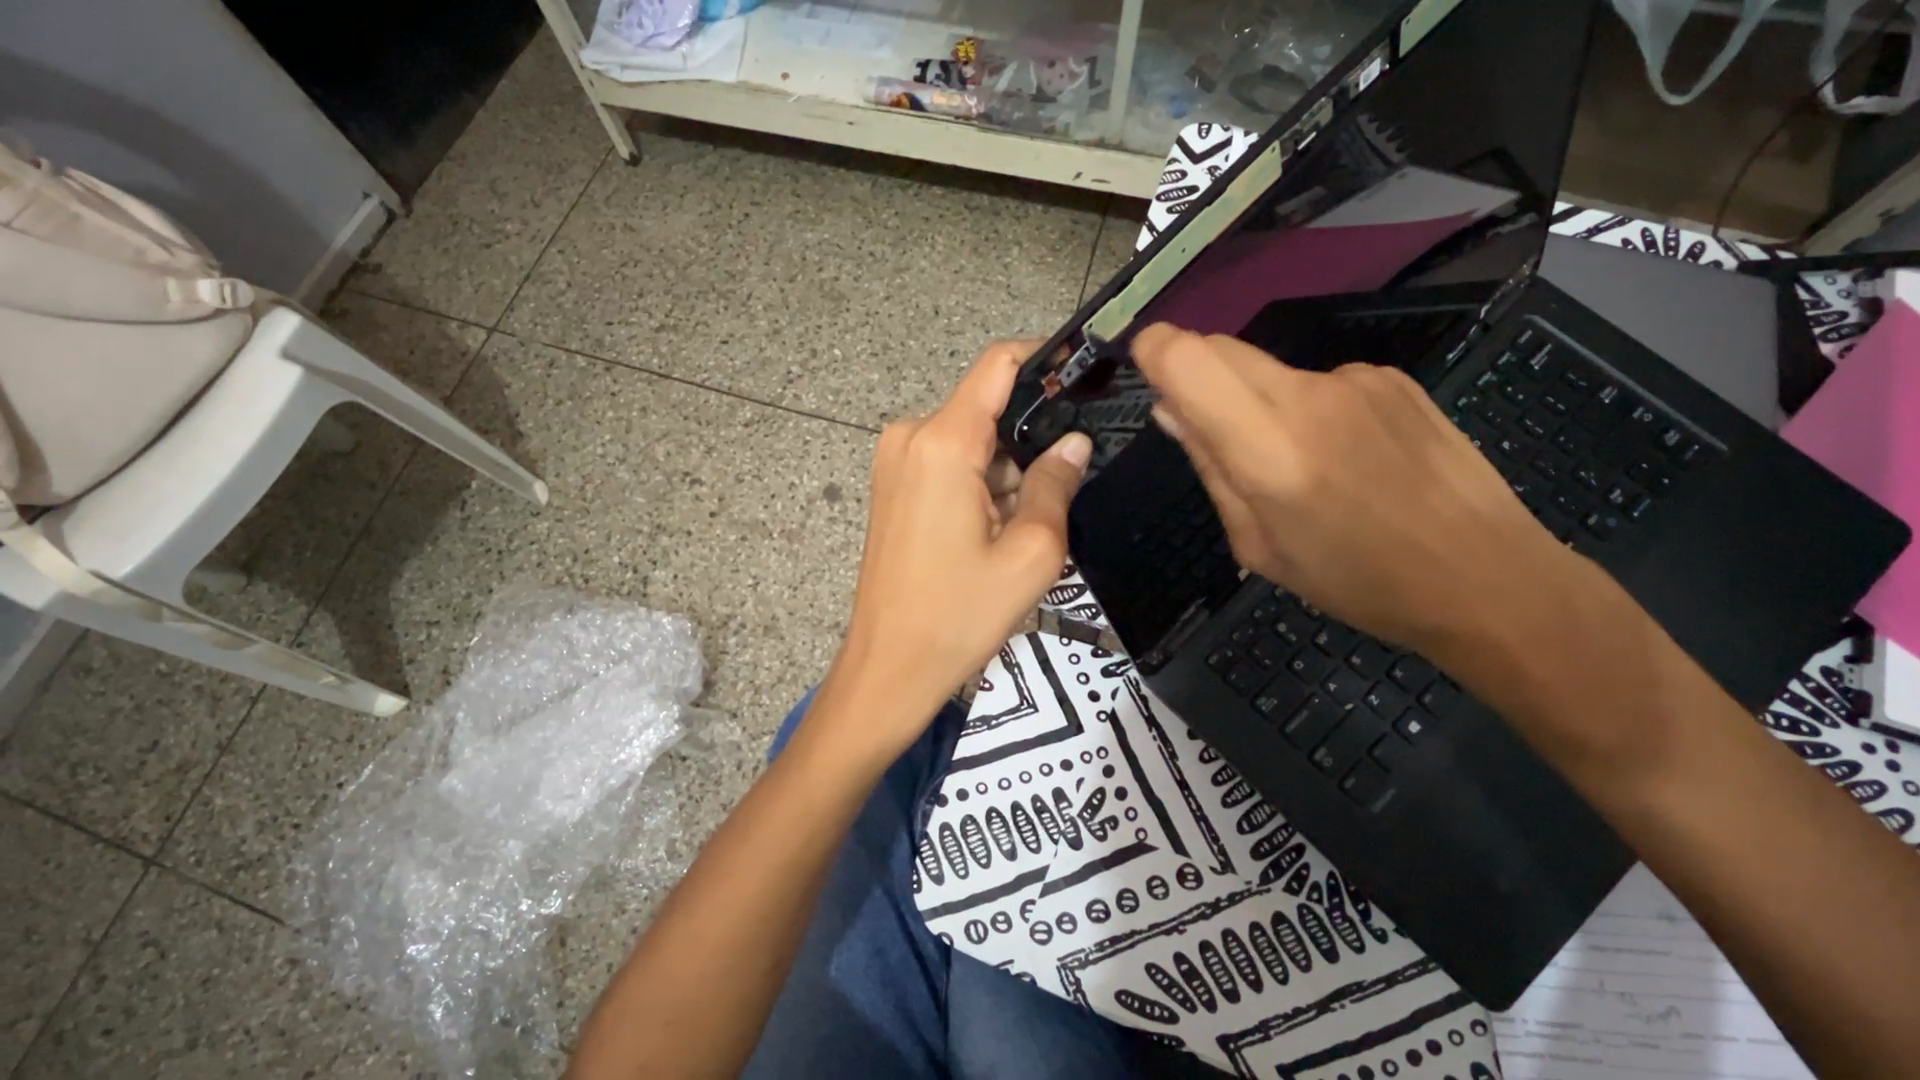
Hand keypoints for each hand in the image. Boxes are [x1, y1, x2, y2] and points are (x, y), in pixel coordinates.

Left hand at [819, 341, 1091, 756]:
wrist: (890, 668)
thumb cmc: (958, 615)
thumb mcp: (1032, 552)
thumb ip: (1057, 484)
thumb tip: (1074, 443)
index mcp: (942, 442)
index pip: (997, 363)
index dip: (1044, 360)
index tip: (1084, 376)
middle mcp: (911, 438)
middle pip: (988, 407)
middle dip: (1030, 440)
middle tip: (1062, 491)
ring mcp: (895, 463)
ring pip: (972, 440)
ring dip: (1007, 471)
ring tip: (1023, 530)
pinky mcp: (893, 489)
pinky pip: (949, 464)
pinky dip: (981, 485)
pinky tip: (995, 534)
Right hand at [1131, 323, 1593, 659]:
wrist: (1486, 576)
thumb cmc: (1359, 583)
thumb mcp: (1260, 547)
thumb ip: (1211, 469)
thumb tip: (1172, 411)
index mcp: (1267, 449)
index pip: (1184, 357)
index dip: (1153, 352)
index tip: (1149, 374)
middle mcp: (1307, 396)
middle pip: (1219, 347)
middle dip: (1198, 378)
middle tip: (1215, 436)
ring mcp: (1356, 379)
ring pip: (1271, 370)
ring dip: (1261, 402)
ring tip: (1306, 468)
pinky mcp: (1393, 377)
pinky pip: (1322, 382)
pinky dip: (1313, 410)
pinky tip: (1352, 459)